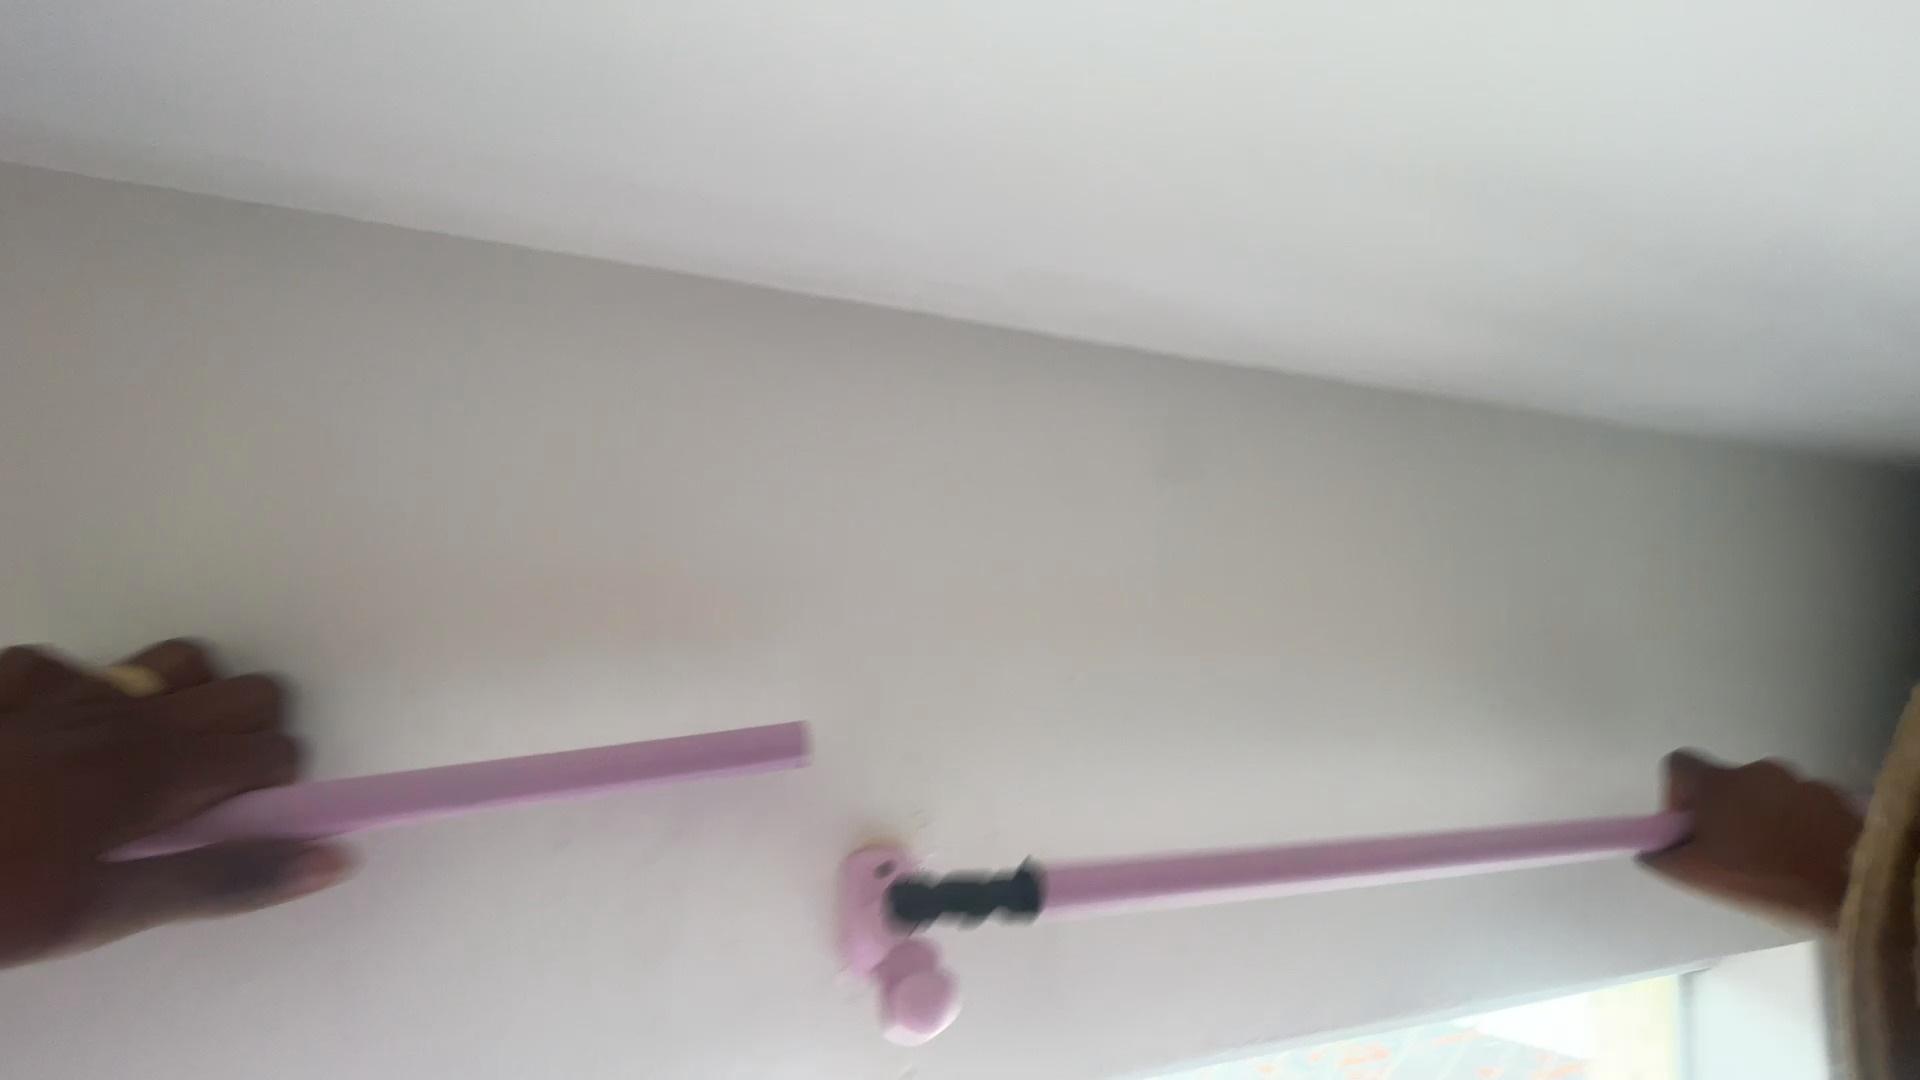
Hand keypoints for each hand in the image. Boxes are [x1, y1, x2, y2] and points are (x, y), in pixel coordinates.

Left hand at [0, 640, 351, 966]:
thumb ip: (220, 879)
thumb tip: (332, 860)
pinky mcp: (3, 681)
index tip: (229, 821)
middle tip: (198, 788)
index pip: (275, 753)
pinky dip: (74, 692)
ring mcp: (68, 691)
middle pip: (252, 694)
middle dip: (246, 735)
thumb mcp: (89, 913)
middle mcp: (135, 716)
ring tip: (142, 748)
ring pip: (180, 661)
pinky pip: (66, 665)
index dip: (267, 789)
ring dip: (180, 698)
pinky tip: (46, 731)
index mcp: (164, 767)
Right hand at [1639, 749, 1861, 929]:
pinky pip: (1812, 806)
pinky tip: (1813, 855)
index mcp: (1718, 781)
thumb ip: (1658, 853)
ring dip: (1768, 816)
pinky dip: (1806, 824)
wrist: (1861, 898)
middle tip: (1735, 849)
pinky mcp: (1848, 803)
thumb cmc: (1766, 879)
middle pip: (1728, 783)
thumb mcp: (1693, 875)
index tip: (1689, 825)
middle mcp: (1760, 771)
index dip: (1677, 793)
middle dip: (1726, 810)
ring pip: (1772, 795)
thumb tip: (1651, 847)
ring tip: (1782, 856)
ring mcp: (1808, 784)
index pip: (1678, 764)